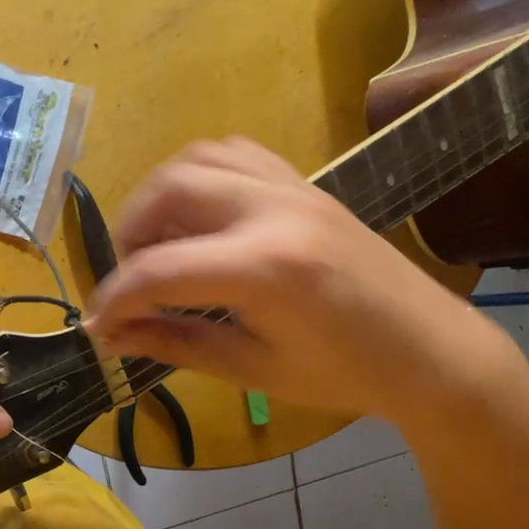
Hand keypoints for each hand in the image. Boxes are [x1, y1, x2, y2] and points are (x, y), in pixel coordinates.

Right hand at [85, 137, 522, 426]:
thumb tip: (112, 335)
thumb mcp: (250, 368)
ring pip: (197, 159)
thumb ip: (174, 342)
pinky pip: (234, 153)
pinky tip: (198, 219)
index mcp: (265, 269)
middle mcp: (274, 210)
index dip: (114, 299)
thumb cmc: (343, 375)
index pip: (157, 270)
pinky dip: (199, 177)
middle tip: (131, 282)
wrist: (430, 351)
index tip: (97, 327)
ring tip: (159, 246)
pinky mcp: (305, 183)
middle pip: (168, 191)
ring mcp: (293, 188)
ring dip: (159, 198)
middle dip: (129, 236)